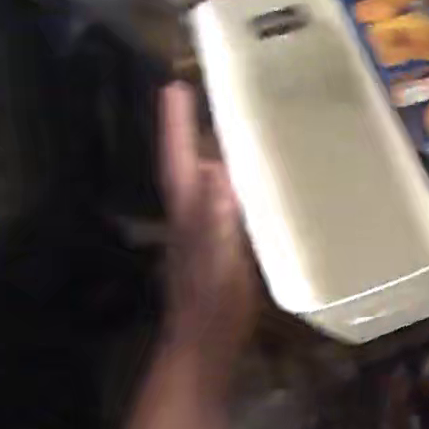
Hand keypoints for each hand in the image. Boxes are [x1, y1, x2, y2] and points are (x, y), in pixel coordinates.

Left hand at [157, 82, 256, 372]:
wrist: (205, 343)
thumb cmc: (214, 302)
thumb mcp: (219, 259)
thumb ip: (216, 217)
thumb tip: (214, 169)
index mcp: (189, 213)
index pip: (178, 159)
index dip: (176, 124)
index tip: (176, 85)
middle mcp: (191, 216)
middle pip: (187, 164)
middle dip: (191, 130)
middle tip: (208, 98)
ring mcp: (202, 233)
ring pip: (205, 184)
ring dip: (212, 154)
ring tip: (234, 130)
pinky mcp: (218, 247)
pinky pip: (225, 203)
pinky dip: (233, 184)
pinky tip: (253, 186)